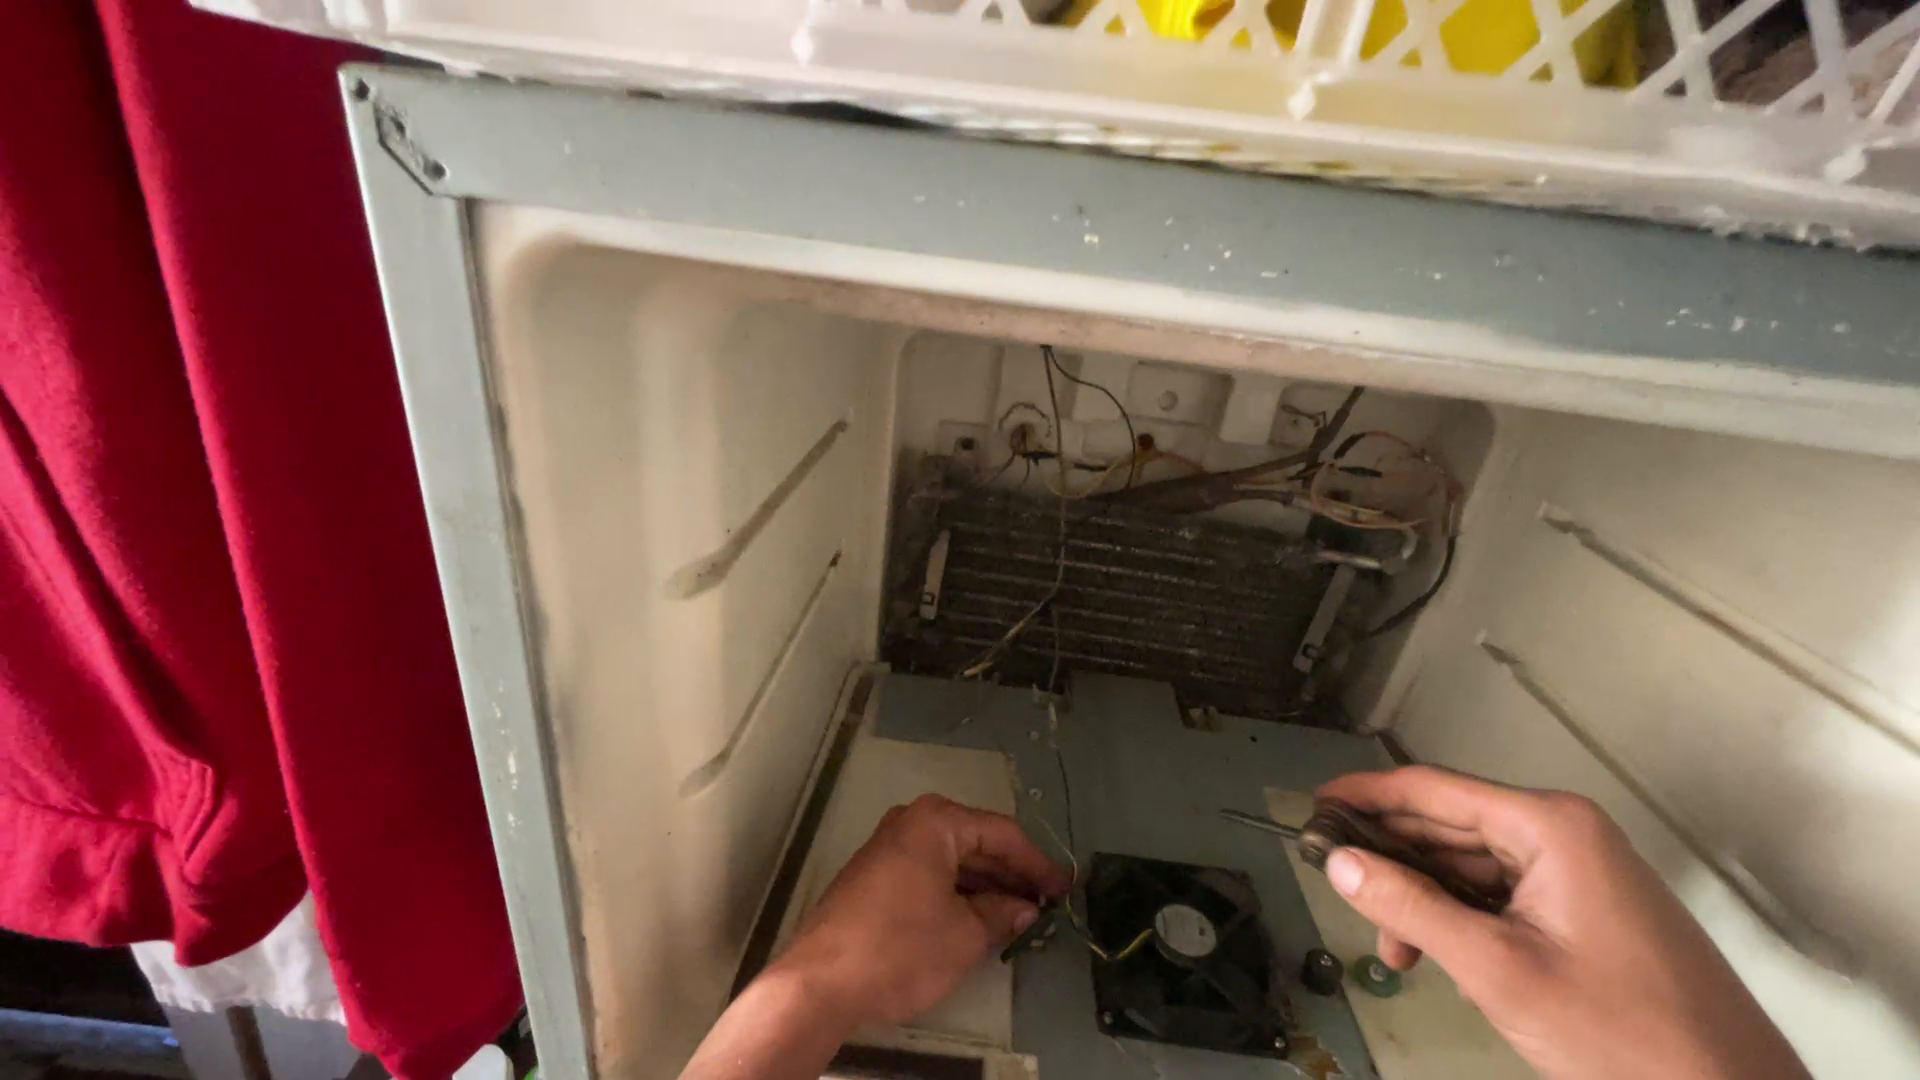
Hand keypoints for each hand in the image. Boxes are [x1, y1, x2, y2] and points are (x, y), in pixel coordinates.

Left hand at [770, 794, 1071, 1029]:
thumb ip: (1002, 913)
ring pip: (953, 859)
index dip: (1037, 862)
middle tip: (1048, 901)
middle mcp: (912, 821)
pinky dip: (958, 891)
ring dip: (986, 885)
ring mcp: (891, 846)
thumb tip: (1024, 907)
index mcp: (936, 821)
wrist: (821, 982)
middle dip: (1012, 873)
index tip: (1065, 887)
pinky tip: (981, 915)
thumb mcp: (964, 934)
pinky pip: (931, 872)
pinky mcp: (878, 873)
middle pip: (976, 842)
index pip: (1002, 833)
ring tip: (1022, 913)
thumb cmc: (900, 948)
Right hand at [1315, 766, 1809, 1079]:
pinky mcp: (1581, 906)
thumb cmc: (1618, 1033)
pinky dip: (1456, 916)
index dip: (1363, 793)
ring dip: (1420, 897)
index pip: (1429, 788)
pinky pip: (1496, 892)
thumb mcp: (1496, 969)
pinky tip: (1432, 952)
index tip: (1310, 807)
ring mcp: (1575, 869)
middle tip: (1333, 880)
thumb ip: (1408, 906)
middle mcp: (1560, 831)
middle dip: (1389, 857)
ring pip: (1466, 862)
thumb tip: (1335, 861)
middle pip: (1445, 823)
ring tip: (1391, 945)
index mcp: (1546, 825)